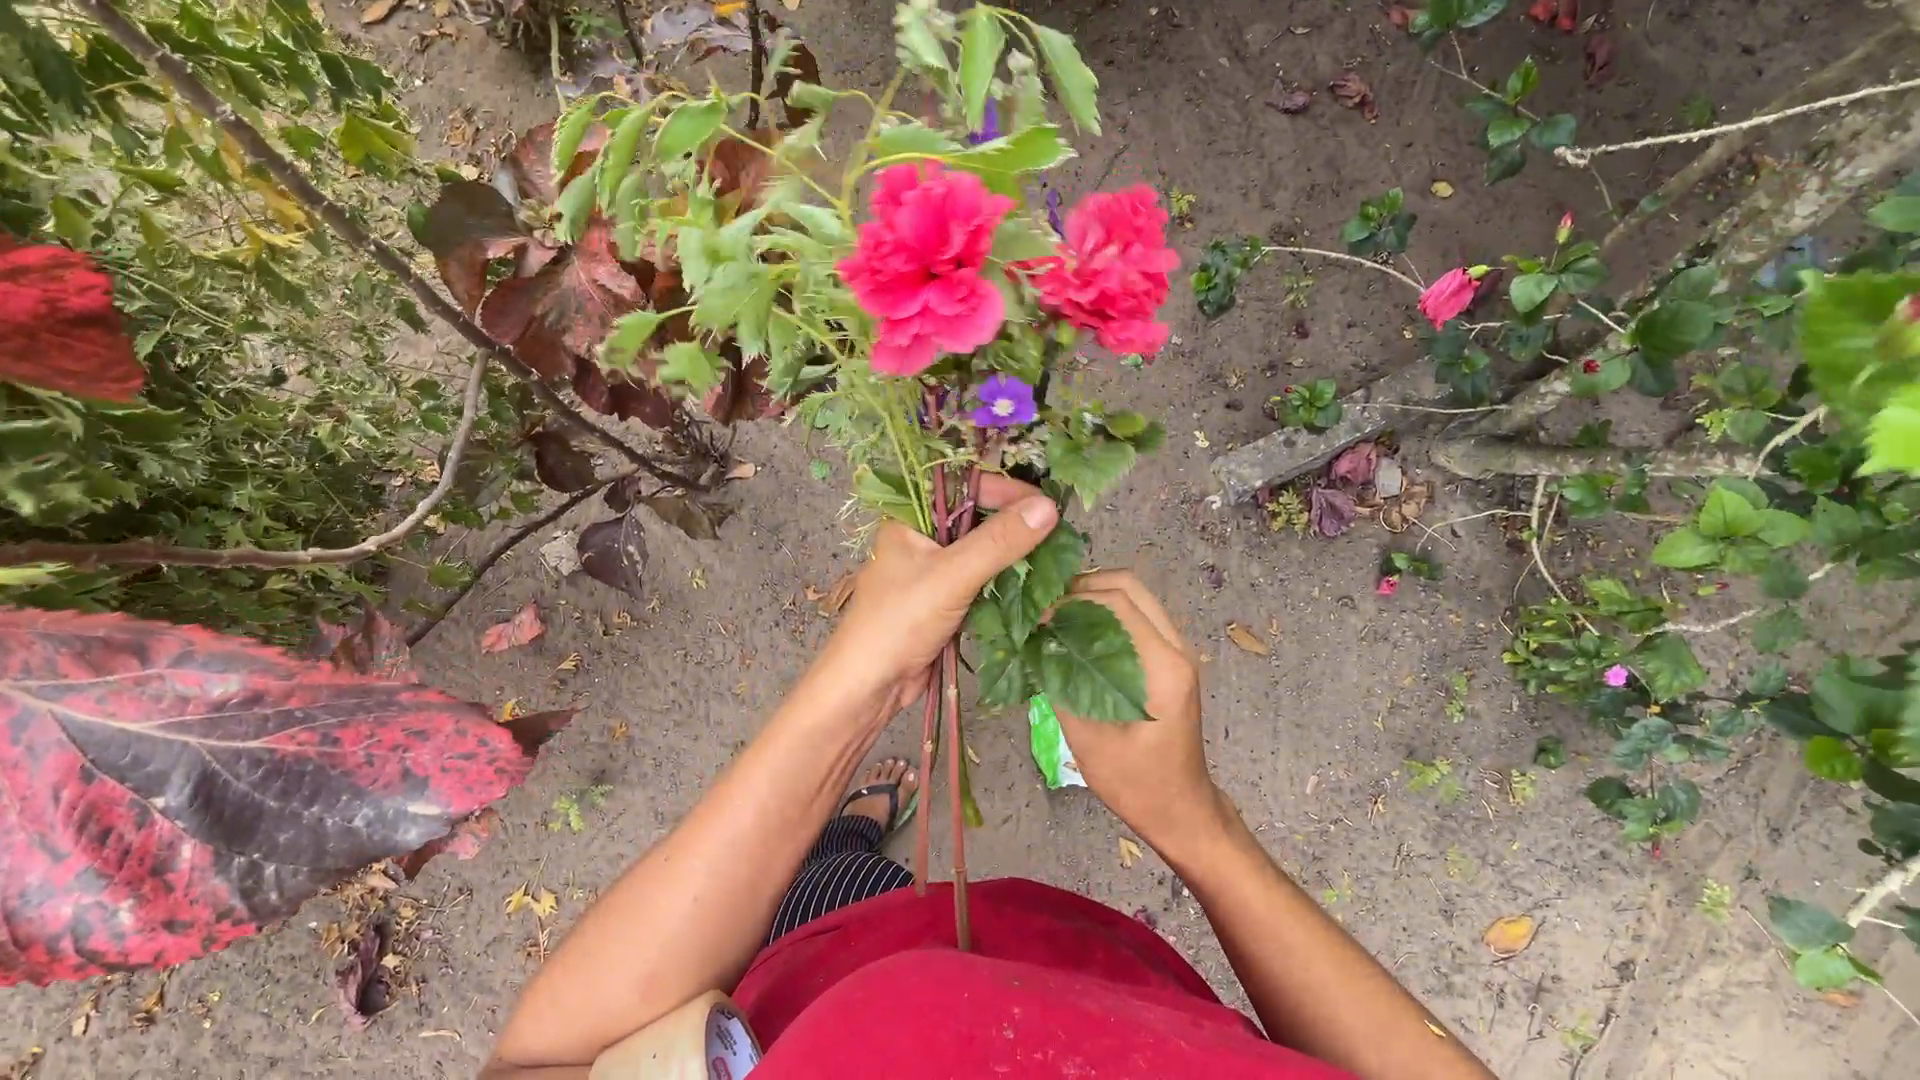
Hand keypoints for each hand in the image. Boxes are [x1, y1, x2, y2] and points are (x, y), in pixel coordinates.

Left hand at [809, 473, 1058, 718]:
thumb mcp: (951, 576)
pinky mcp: (945, 601)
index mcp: (911, 519)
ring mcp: (933, 571)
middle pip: (978, 519)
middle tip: (1058, 534)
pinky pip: (982, 582)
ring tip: (1054, 560)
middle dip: (1016, 526)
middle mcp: (922, 539)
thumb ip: (999, 541)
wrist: (869, 686)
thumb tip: (1048, 507)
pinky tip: (1033, 588)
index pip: (966, 488)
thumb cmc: (898, 623)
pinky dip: (1005, 584)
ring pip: (983, 552)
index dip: (1008, 491)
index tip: (1048, 505)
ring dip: (1014, 558)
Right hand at [1052, 571, 1225, 848]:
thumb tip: (1031, 644)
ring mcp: (1177, 651)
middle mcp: (1177, 648)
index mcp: (1163, 666)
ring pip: (1135, 596)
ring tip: (1054, 615)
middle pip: (1129, 586)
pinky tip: (1074, 631)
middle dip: (1082, 586)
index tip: (1035, 615)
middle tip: (1043, 607)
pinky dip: (1104, 612)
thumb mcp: (1090, 740)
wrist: (1181, 809)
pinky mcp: (1169, 658)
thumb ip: (1062, 686)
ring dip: (1093, 596)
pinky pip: (1137, 616)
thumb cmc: (1137, 783)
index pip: (1117, 603)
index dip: (1071, 598)